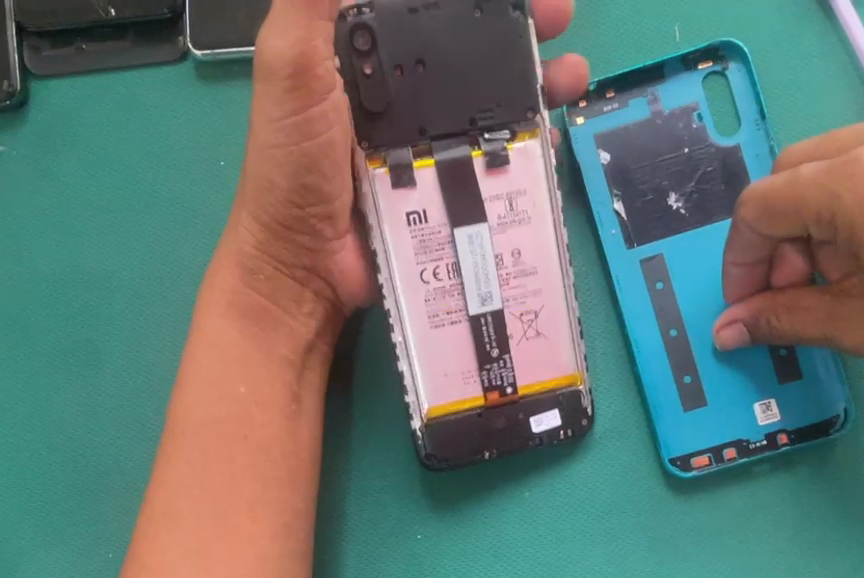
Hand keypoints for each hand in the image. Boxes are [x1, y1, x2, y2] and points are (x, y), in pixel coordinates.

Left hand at [223, 0, 588, 324]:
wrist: (304, 265)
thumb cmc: (293, 162)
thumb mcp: (292, 62)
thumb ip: (314, 1)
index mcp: (365, 52)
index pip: (426, 8)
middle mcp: (401, 93)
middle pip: (471, 48)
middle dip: (519, 27)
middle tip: (560, 16)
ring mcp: (427, 144)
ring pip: (492, 102)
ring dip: (537, 82)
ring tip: (571, 75)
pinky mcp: (445, 191)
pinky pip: (494, 161)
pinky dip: (527, 145)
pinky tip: (551, 135)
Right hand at [713, 98, 863, 416]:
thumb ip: (787, 318)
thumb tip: (727, 330)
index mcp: (860, 179)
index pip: (761, 206)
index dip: (741, 262)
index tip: (750, 307)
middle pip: (794, 175)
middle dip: (780, 239)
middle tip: (800, 294)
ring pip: (838, 163)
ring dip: (820, 221)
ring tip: (853, 278)